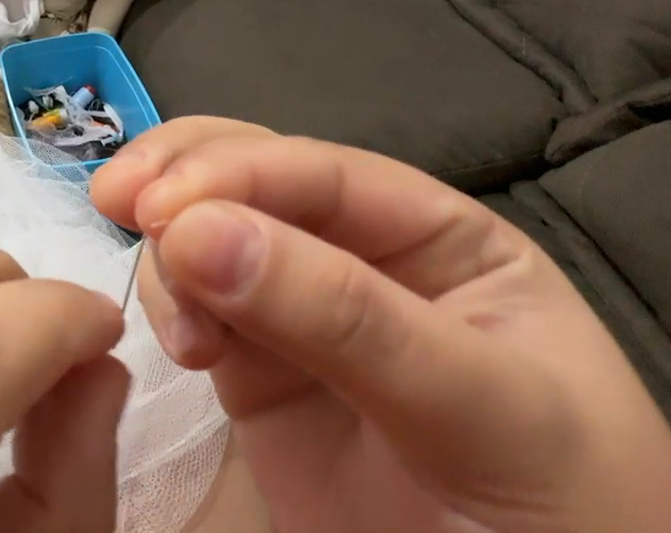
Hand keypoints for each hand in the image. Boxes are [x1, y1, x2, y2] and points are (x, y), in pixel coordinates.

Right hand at [92, 118, 670, 532]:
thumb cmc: (557, 518)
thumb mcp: (482, 414)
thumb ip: (344, 317)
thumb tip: (190, 230)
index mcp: (439, 235)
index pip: (321, 172)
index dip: (233, 173)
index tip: (157, 206)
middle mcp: (359, 253)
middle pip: (246, 176)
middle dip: (177, 179)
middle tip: (113, 199)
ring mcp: (295, 307)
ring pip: (203, 231)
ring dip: (168, 254)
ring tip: (181, 333)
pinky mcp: (248, 361)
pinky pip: (188, 298)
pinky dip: (164, 302)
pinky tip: (182, 349)